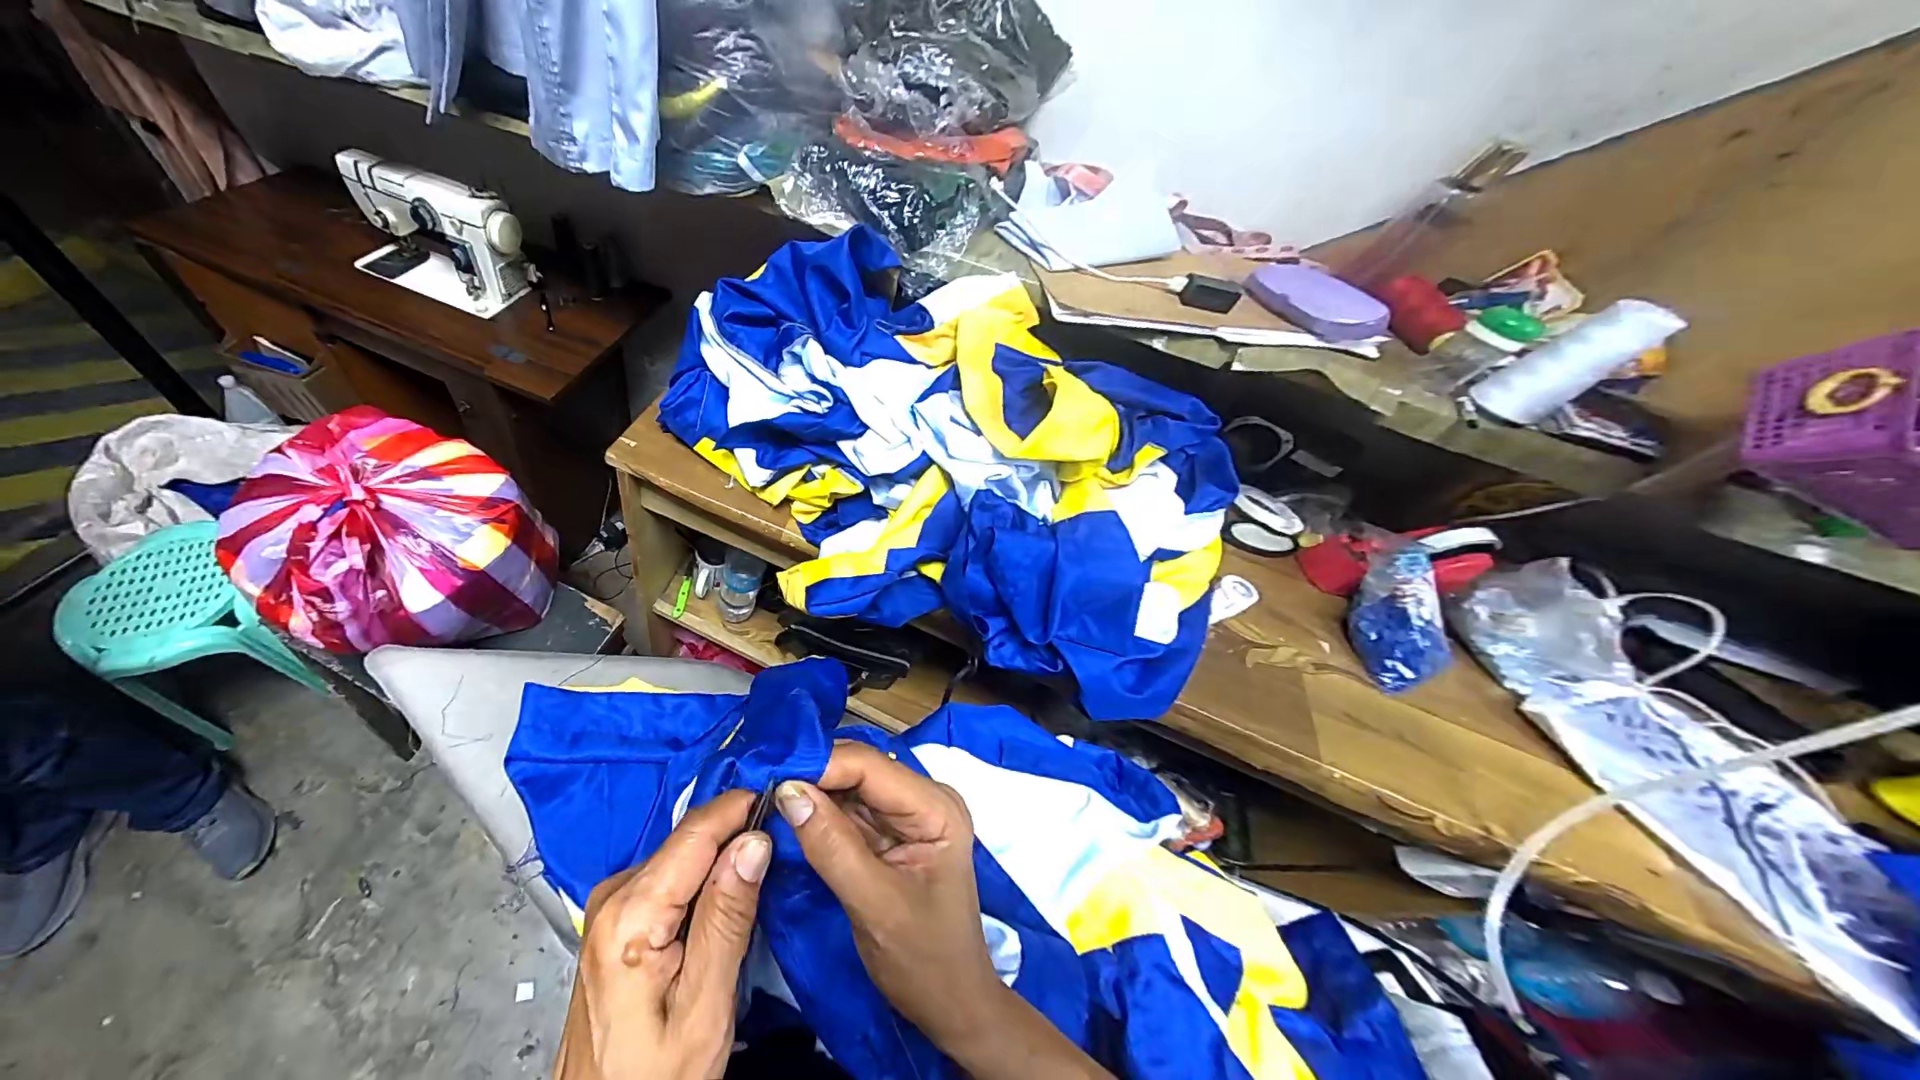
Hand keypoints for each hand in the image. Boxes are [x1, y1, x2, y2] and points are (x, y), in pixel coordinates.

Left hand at [553, 789, 770, 1079]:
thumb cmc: (654, 1078)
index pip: (697, 831)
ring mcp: (613, 906)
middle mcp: (614, 896)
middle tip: (789, 833)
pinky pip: (674, 875)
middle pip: (690, 838)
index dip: (746, 807)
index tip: (789, 800)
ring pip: (685, 853)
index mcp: (631, 914)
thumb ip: (728, 918)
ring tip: (770, 857)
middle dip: (740, 829)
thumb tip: (755, 841)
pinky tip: (733, 887)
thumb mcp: (704, 1007)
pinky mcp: (619, 919)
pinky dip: (708, 873)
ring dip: (727, 851)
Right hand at [776, 742, 1111, 1079]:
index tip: (767, 774)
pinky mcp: (888, 832)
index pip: (870, 766)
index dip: (819, 764)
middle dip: (809, 773)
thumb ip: (832, 846)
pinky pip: (847, 809)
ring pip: (848, 786)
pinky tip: (785, 813)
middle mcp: (923, 799)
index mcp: (935, 807)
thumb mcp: (875, 905)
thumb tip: (787, 790)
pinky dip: (816, 812)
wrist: (950, 1003)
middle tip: (756, 783)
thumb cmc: (924, 960)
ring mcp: (906, 814)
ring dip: (808, 790)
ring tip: (761, 793)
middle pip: (859, 769)